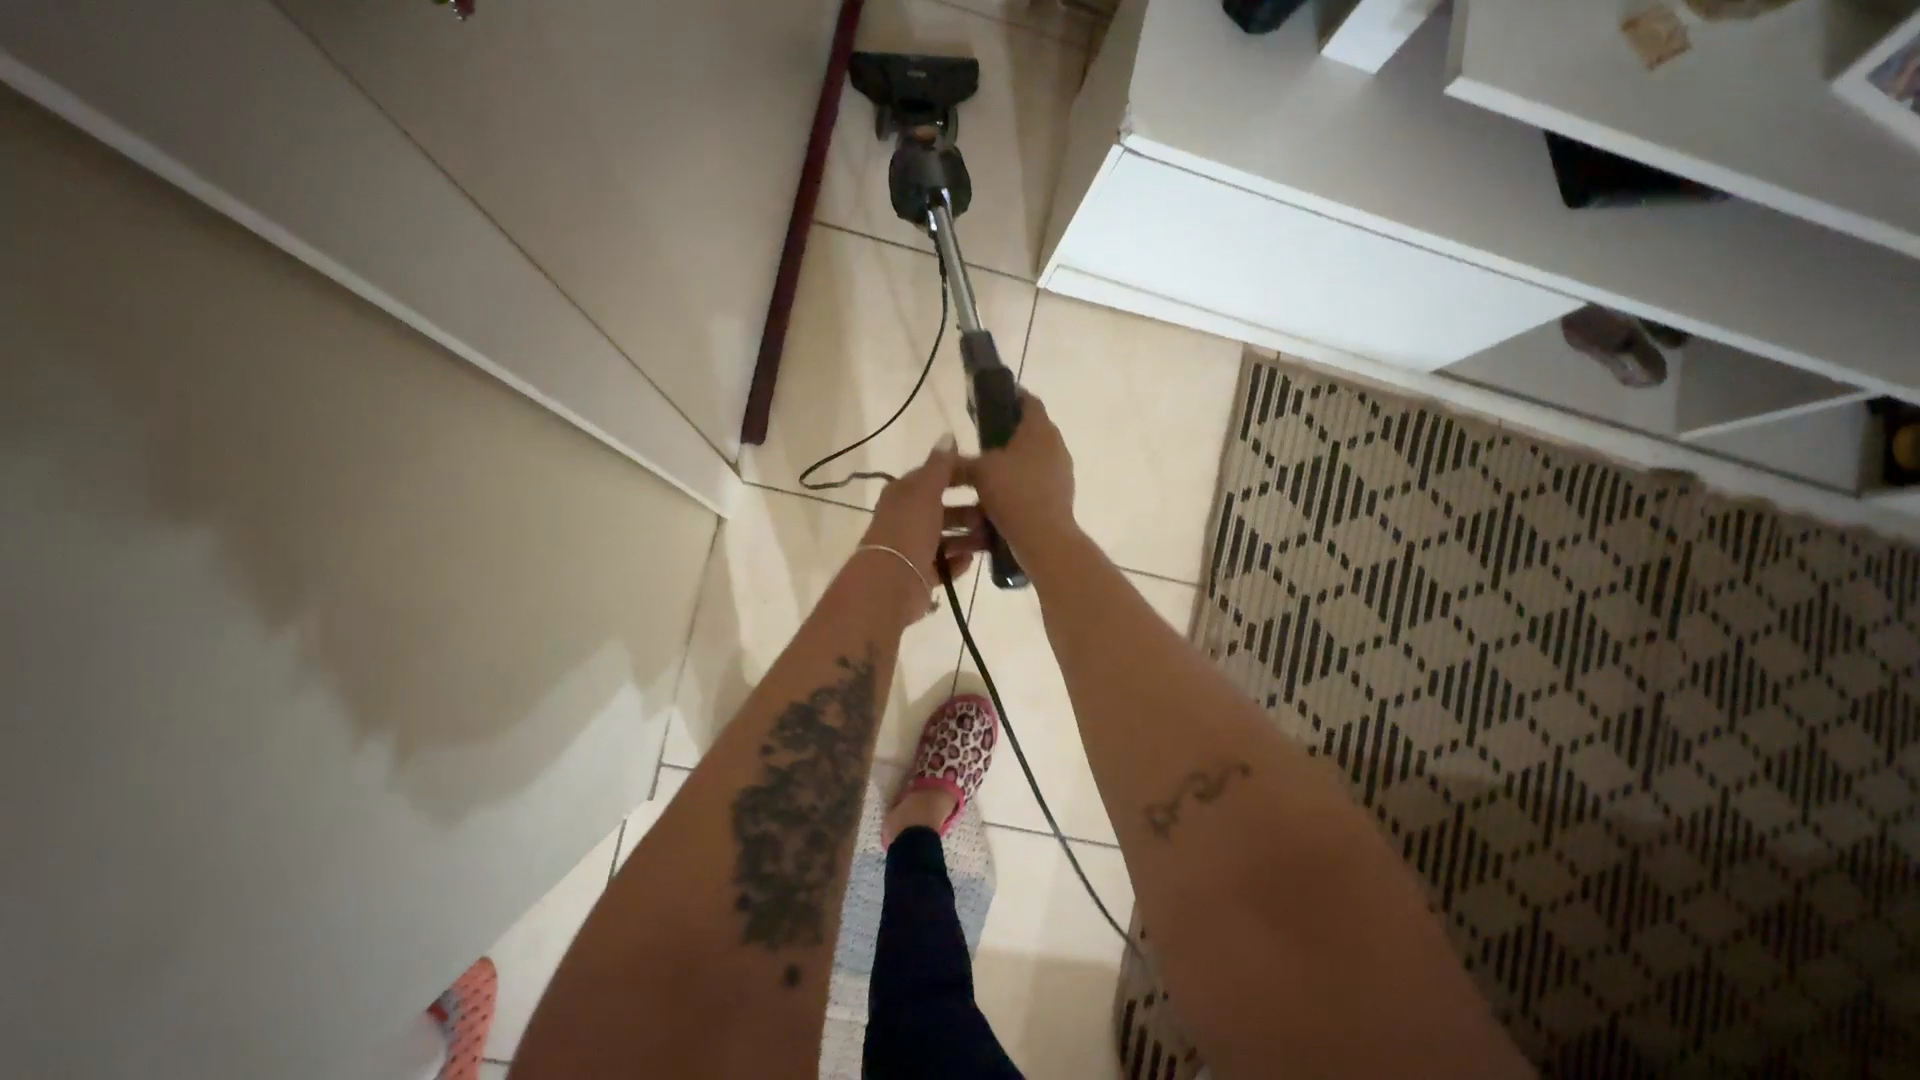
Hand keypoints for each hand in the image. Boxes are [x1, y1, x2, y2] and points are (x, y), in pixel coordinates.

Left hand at [859, 436, 986, 623]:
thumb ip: (939, 465)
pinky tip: (972, 561)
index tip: (988, 477)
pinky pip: (943, 565)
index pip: (934, 477)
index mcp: (904, 494)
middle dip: (969, 511)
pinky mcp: (920, 574)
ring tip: (992, 540)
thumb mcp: (926, 490)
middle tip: (996, 513)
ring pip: (946, 538)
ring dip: (968, 538)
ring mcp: (913, 548)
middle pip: (943, 510)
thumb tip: (948, 435)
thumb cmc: (909, 529)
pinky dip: (957, 562)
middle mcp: (907, 518)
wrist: (890, 581)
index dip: (959, 474)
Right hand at [961, 392, 1076, 557]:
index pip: (1028, 401)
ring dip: (1011, 464)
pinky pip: (1035, 483)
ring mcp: (1062, 472)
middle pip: (1029, 432)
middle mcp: (1056, 446)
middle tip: (980, 441)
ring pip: (1031, 460)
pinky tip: (997, 498)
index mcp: (1039, 430)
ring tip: (985, 473)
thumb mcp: (980, 472)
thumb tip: (945, 455)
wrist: (1045, 538)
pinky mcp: (1061, 495)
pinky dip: (1018, 485)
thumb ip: (962, 461)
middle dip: (1005, 437)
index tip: (992, 401)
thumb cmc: (1013, 493)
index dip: (1011, 397)